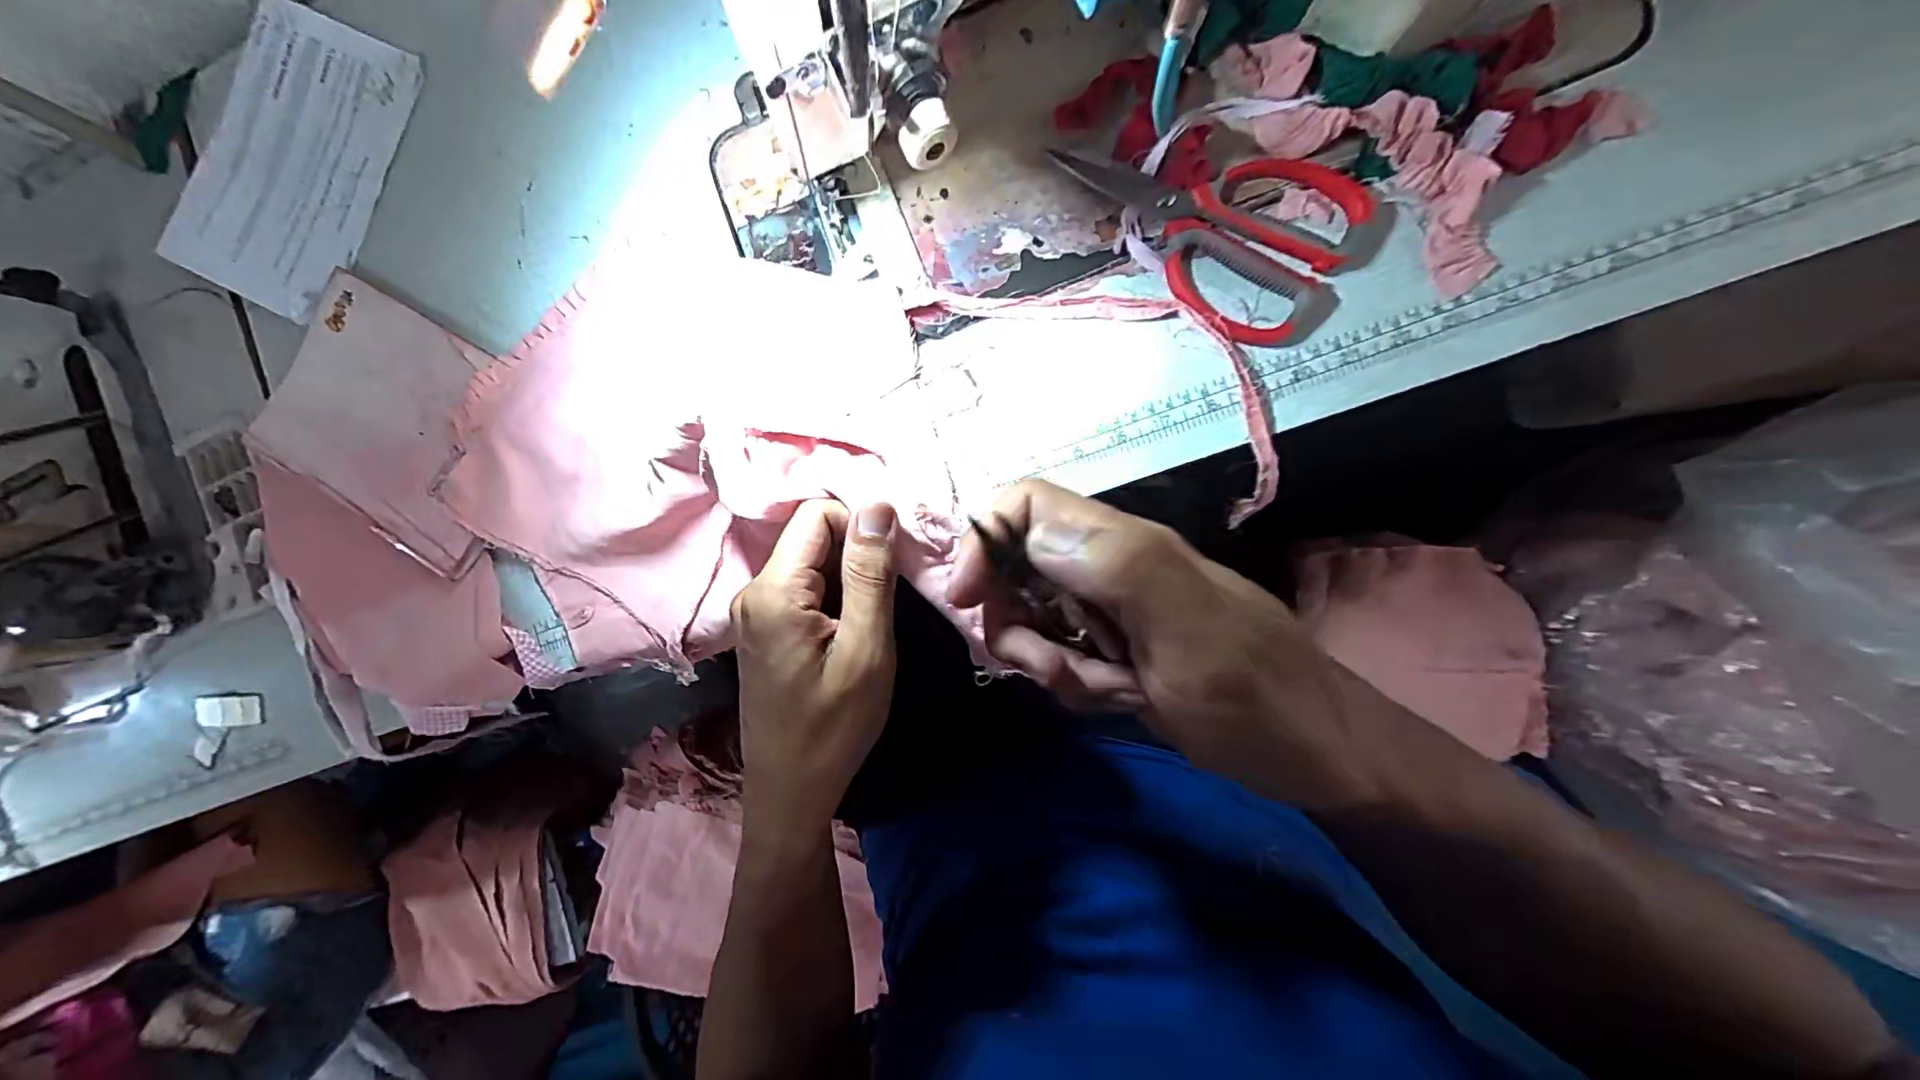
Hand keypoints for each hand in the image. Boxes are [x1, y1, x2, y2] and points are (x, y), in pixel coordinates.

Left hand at [732, 499, 898, 827]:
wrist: (790, 792)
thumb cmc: (833, 728)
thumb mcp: (866, 650)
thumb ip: (870, 575)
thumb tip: (877, 505)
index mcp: (773, 590)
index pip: (817, 514)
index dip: (861, 526)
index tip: (892, 564)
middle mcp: (753, 590)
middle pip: (812, 536)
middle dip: (857, 552)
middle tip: (891, 594)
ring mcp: (754, 611)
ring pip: (811, 562)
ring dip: (849, 577)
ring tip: (874, 617)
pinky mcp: (763, 628)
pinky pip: (804, 588)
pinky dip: (836, 595)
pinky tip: (853, 628)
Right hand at [948, 481, 1374, 805]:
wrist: (1313, 753)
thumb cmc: (1256, 695)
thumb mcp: (1192, 634)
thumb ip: (1118, 569)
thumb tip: (1031, 530)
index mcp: (1122, 545)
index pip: (1025, 504)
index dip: (984, 540)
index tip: (969, 600)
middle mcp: (1107, 566)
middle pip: (1014, 569)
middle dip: (1019, 626)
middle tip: (1060, 669)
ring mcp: (1110, 609)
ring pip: (1031, 620)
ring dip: (1049, 663)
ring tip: (1109, 690)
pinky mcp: (1113, 648)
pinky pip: (1058, 657)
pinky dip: (1073, 683)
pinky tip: (1120, 699)